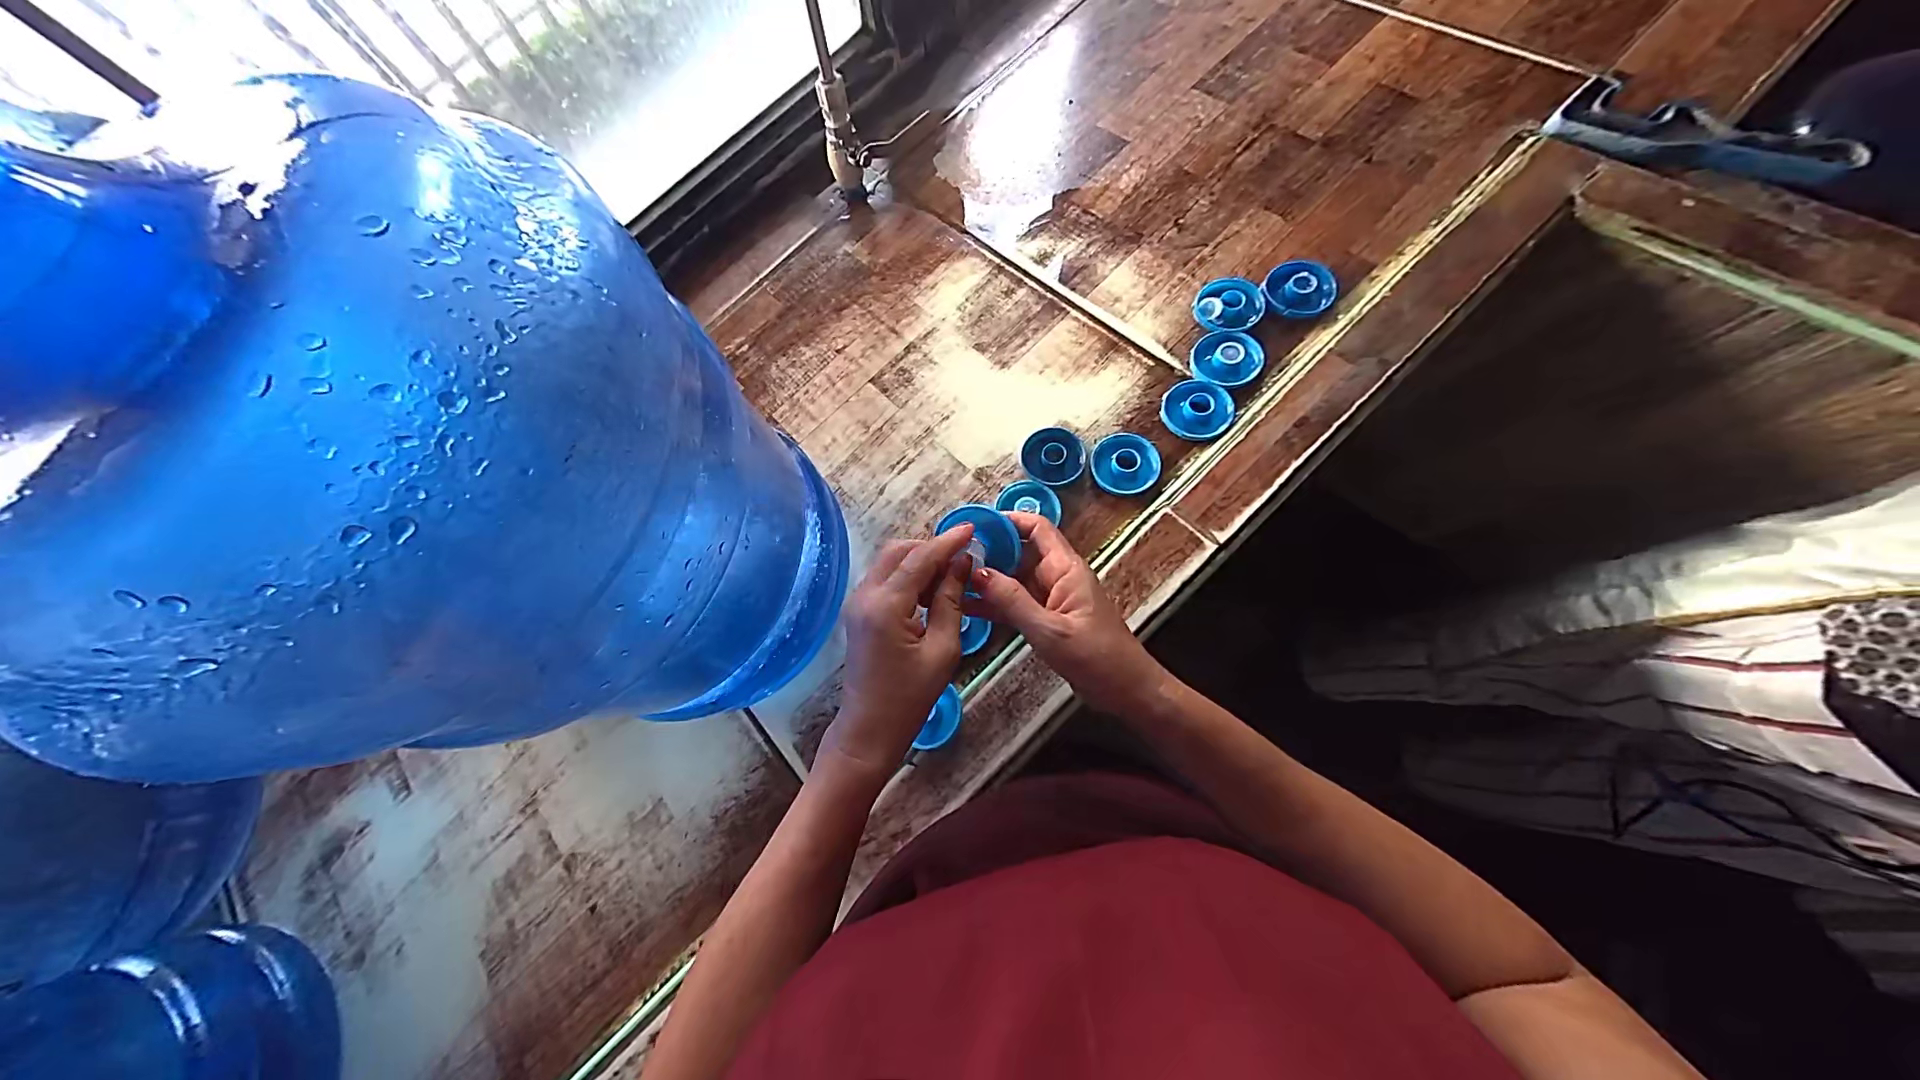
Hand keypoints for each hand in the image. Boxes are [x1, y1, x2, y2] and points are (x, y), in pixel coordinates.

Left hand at [818, 525, 974, 781]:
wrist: (869, 728)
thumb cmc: (910, 697)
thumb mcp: (943, 649)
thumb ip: (950, 601)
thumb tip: (961, 564)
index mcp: (886, 605)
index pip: (919, 558)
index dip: (947, 542)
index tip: (971, 529)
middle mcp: (865, 595)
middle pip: (899, 551)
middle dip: (931, 549)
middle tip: (962, 559)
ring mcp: (857, 602)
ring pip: (890, 562)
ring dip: (919, 562)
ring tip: (951, 578)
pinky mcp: (858, 612)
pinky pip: (885, 580)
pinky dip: (908, 577)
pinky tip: (931, 593)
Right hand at [964, 511, 1170, 715]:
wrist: (1125, 690)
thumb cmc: (1097, 658)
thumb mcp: (1049, 629)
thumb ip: (1012, 600)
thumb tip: (977, 572)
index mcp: (1065, 569)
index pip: (1036, 528)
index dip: (1007, 520)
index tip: (975, 525)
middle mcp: (1058, 577)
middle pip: (1020, 552)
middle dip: (989, 551)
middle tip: (953, 556)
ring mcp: (1052, 599)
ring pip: (1014, 580)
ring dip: (988, 579)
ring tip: (952, 579)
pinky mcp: (1047, 620)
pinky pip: (1016, 604)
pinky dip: (996, 604)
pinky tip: (968, 607)